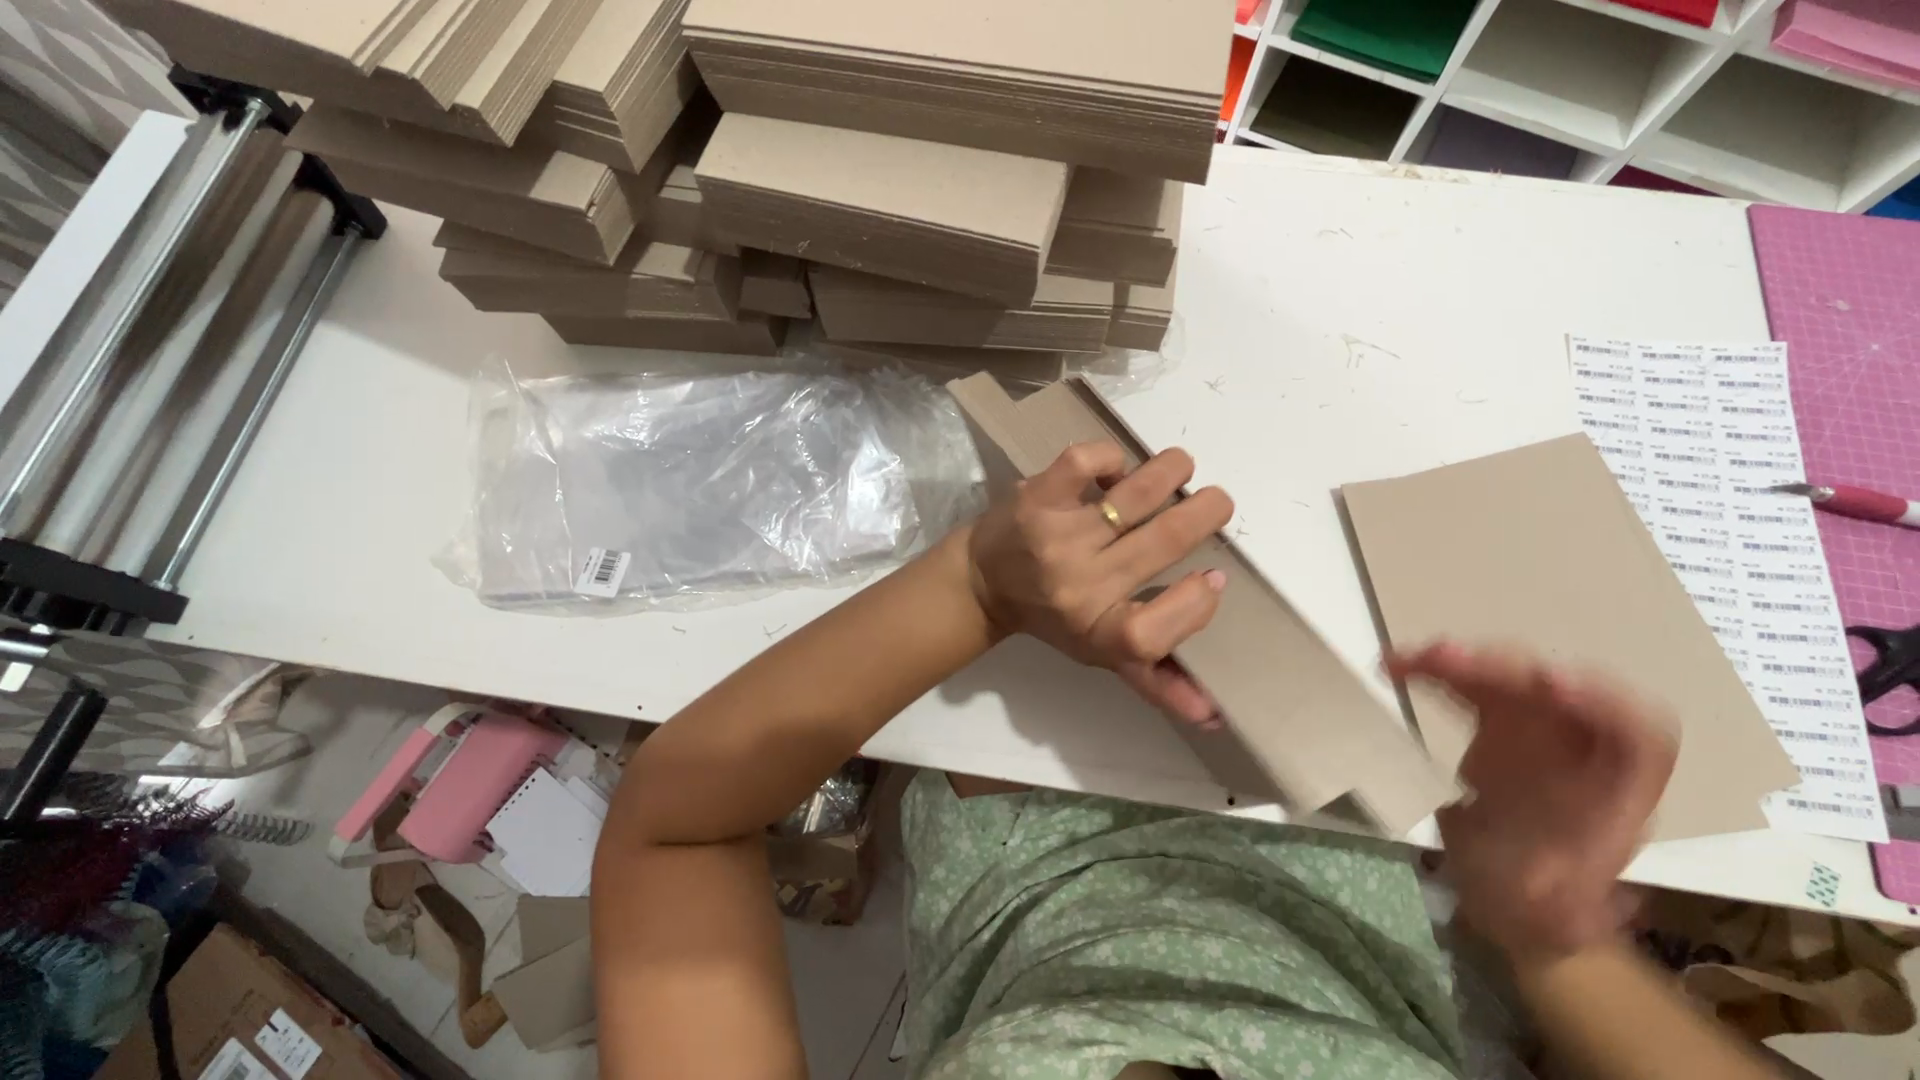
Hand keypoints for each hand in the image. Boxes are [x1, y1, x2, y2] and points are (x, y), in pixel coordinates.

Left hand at [967, 442, 1234, 724]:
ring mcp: (1057, 538)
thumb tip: (1213, 716)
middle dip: (1205, 514)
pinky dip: (1111, 457)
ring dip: (1171, 473)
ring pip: (1135, 495)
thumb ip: (1156, 682)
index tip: (1212, 578)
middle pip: (1161, 546)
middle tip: (1217, 503)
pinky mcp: (1036, 498)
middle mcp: (1078, 587)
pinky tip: (1118, 469)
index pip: (1152, 632)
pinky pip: (1085, 462)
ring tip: (1183, 468)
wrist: (982, 583)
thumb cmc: (1053, 618)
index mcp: (1096, 632)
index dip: (1193, 606)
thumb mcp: (1100, 654)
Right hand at [1388, 642, 1677, 964]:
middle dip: (1505, 669)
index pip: (1635, 733)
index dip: (1599, 702)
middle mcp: (1584, 748)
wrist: (1517, 900)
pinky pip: (1471, 686)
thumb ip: (1558, 902)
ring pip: (1510, 678)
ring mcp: (1540, 732)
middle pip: (1556, 691)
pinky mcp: (1499, 724)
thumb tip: (1549, 891)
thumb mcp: (1555, 915)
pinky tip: (1397, 667)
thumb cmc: (1544, 909)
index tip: (1549, 686)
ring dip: (1462, 661)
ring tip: (1410, 657)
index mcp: (1617, 790)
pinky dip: (1436, 671)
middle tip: (1447, 659)